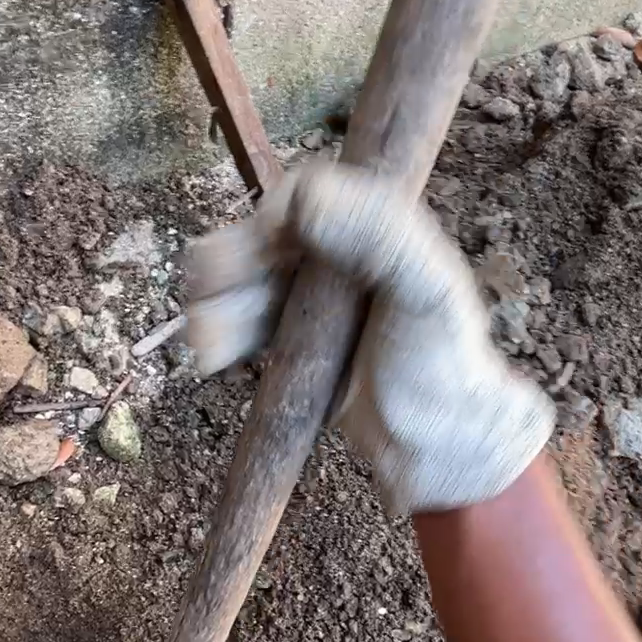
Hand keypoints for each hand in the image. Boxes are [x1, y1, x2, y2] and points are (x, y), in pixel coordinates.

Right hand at [187, 162, 554, 514]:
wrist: (437, 443)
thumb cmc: (442, 364)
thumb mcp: (426, 291)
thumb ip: (378, 236)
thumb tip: (303, 199)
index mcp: (374, 229)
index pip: (306, 198)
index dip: (270, 219)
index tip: (254, 252)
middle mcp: (341, 256)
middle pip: (267, 242)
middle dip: (229, 263)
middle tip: (200, 289)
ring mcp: (316, 301)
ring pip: (251, 285)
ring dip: (219, 304)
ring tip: (200, 335)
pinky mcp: (299, 341)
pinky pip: (253, 326)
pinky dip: (228, 334)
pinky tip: (209, 354)